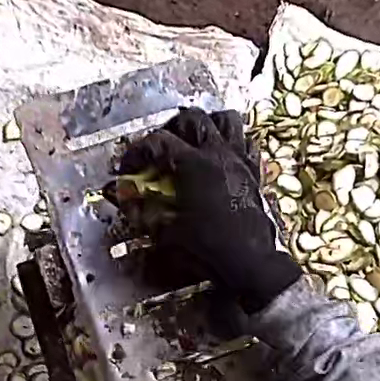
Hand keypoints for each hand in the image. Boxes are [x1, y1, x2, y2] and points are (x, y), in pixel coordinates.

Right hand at [117, 107, 300, 312]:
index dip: (137, 152)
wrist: (249, 261)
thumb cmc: (209, 247)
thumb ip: (143, 211)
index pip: (158, 142)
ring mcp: (240, 159)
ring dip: (205, 126)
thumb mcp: (167, 231)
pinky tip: (219, 157)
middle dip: (170, 129)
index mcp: (194, 165)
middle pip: (192, 119)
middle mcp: (219, 154)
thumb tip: (125, 199)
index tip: (128, 167)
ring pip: (225, 120)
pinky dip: (231, 142)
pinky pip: (245, 141)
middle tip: (158, 149)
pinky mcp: (254, 170)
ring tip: (191, 142)